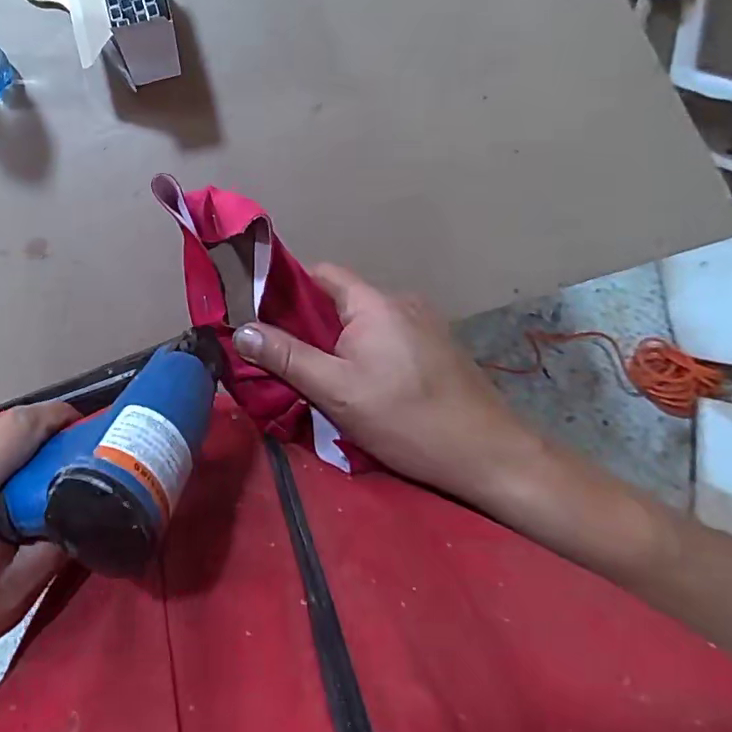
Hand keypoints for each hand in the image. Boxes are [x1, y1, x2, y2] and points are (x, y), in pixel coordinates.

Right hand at [233, 263, 540, 501]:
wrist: (491, 458)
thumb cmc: (408, 420)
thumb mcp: (336, 391)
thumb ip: (286, 357)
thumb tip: (240, 330)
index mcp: (374, 303)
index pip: (320, 273)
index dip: (286, 289)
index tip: (259, 315)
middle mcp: (400, 302)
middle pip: (339, 300)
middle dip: (307, 324)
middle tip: (280, 354)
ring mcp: (423, 325)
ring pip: (362, 322)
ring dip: (336, 342)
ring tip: (315, 374)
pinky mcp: (436, 349)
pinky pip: (384, 338)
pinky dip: (362, 352)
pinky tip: (358, 384)